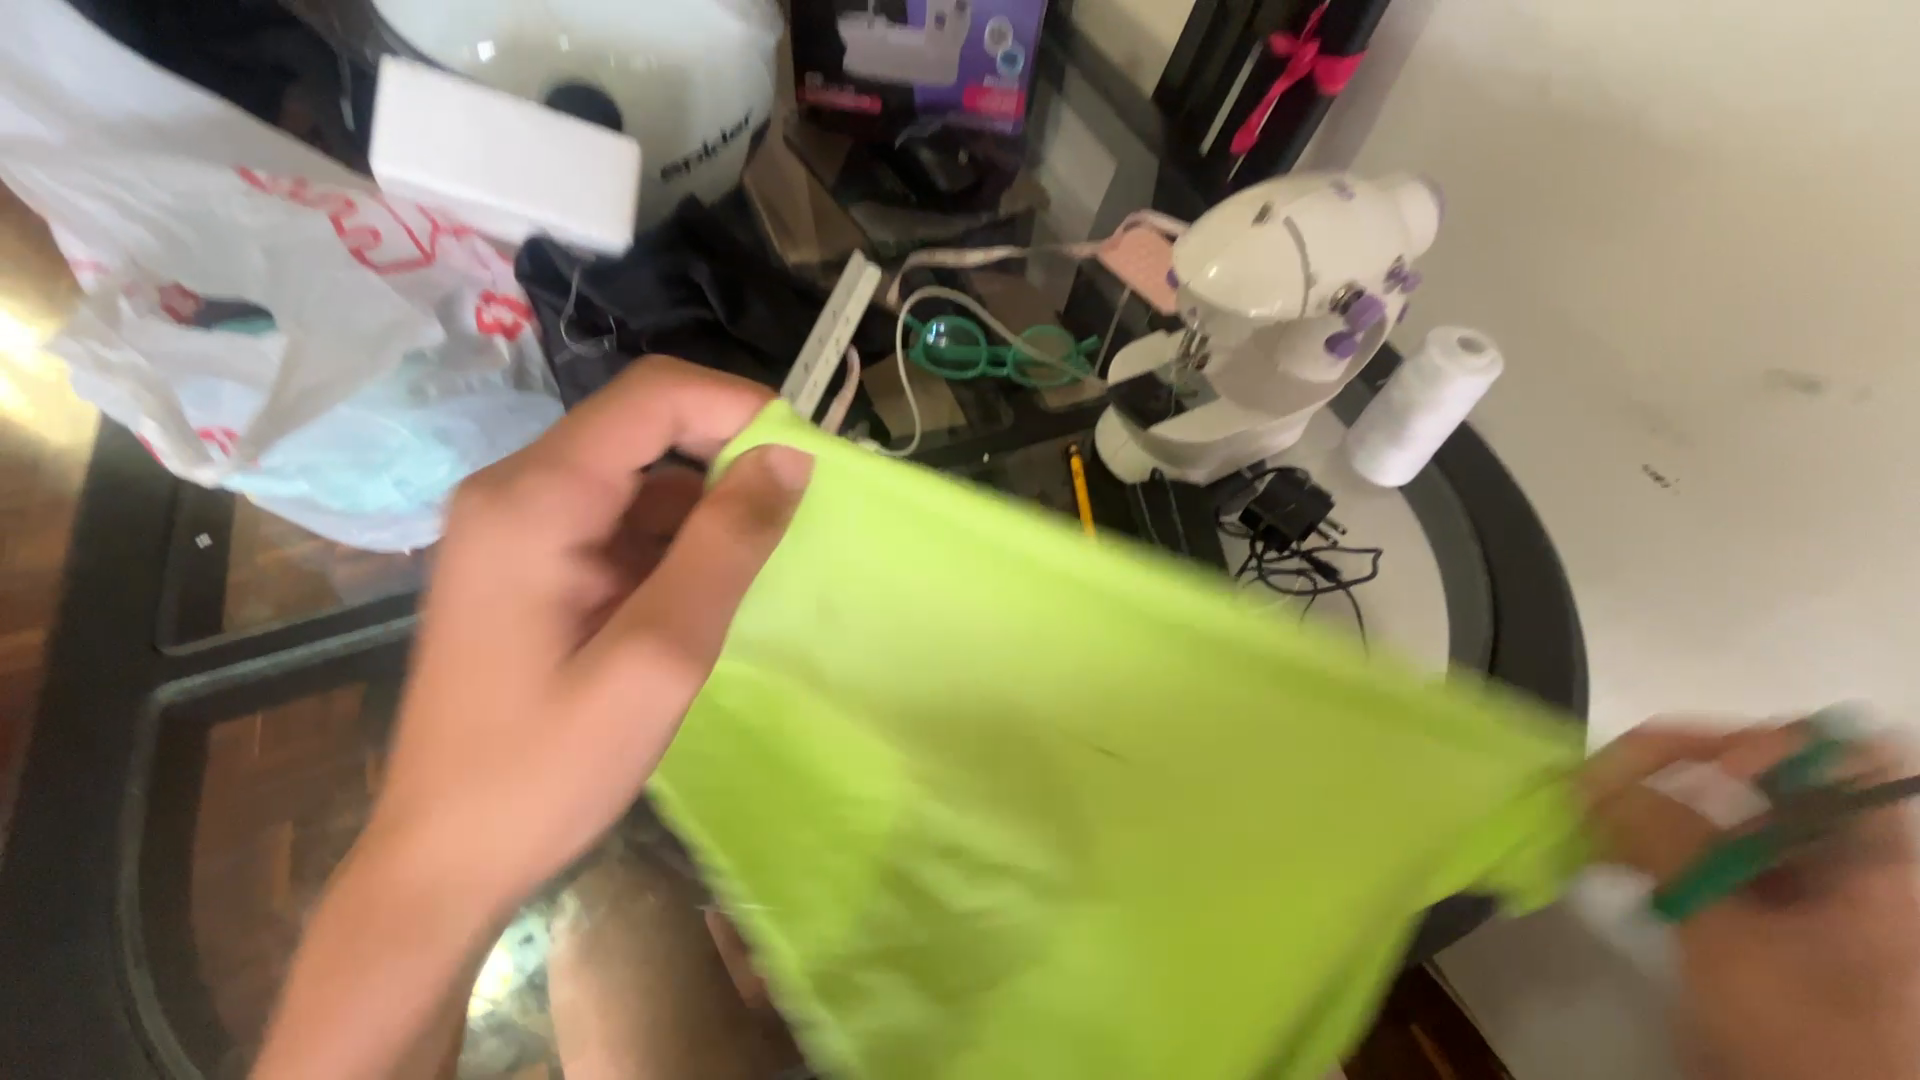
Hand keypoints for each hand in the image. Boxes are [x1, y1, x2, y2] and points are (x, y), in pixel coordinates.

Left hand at [361, 356, 810, 912]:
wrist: (444, 858)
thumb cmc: (549, 767)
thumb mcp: (660, 654)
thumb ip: (726, 545)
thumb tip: (790, 457)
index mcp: (534, 499)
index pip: (654, 396)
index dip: (740, 408)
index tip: (807, 461)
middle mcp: (515, 490)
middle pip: (643, 427)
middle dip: (728, 457)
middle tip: (794, 517)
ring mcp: (515, 526)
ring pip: (637, 474)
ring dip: (705, 505)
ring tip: (752, 569)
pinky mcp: (528, 562)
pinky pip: (618, 518)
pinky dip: (674, 539)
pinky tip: (698, 595)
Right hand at [1582, 721, 1919, 1079]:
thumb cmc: (1806, 1033)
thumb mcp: (1732, 941)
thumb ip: (1671, 849)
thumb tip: (1605, 784)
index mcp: (1876, 857)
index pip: (1838, 752)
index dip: (1769, 742)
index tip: (1702, 769)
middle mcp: (1850, 858)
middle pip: (1766, 773)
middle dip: (1674, 764)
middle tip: (1601, 780)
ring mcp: (1811, 887)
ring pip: (1728, 812)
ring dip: (1652, 803)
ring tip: (1587, 817)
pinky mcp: (1773, 913)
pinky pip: (1711, 851)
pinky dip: (1656, 841)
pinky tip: (1608, 853)